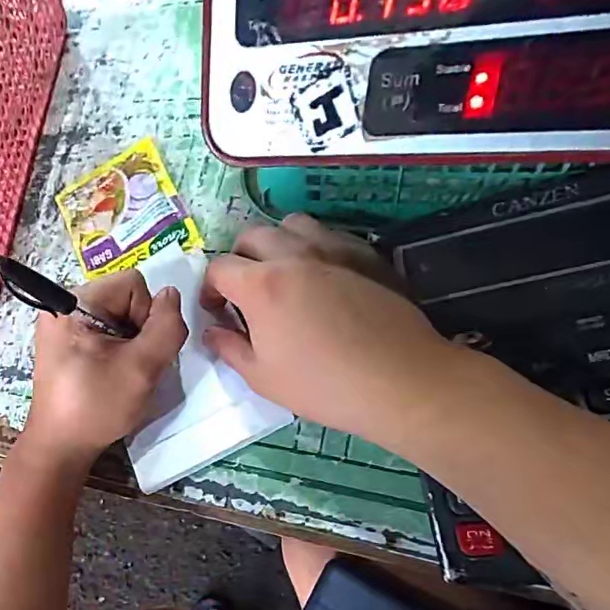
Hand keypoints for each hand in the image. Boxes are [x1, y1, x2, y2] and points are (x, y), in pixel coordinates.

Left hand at [22, 269, 187, 467]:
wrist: (61, 448)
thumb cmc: (96, 406)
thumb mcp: (141, 367)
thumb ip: (165, 327)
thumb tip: (172, 294)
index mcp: (73, 301)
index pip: (133, 284)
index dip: (147, 315)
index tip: (136, 351)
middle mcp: (64, 305)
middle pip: (127, 298)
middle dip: (140, 331)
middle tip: (131, 367)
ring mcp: (64, 326)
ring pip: (121, 318)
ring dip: (132, 345)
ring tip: (121, 375)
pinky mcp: (67, 344)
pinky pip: (107, 333)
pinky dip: (118, 353)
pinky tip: (112, 377)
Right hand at [202, 214, 460, 446]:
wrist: (399, 381)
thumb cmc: (323, 385)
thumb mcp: (262, 377)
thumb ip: (230, 348)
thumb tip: (214, 330)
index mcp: (261, 284)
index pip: (219, 267)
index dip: (210, 288)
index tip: (218, 310)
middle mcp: (293, 254)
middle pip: (251, 235)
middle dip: (239, 258)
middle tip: (245, 291)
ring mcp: (332, 249)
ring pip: (292, 224)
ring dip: (277, 242)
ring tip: (283, 272)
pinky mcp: (365, 253)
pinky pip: (329, 234)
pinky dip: (314, 246)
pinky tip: (321, 276)